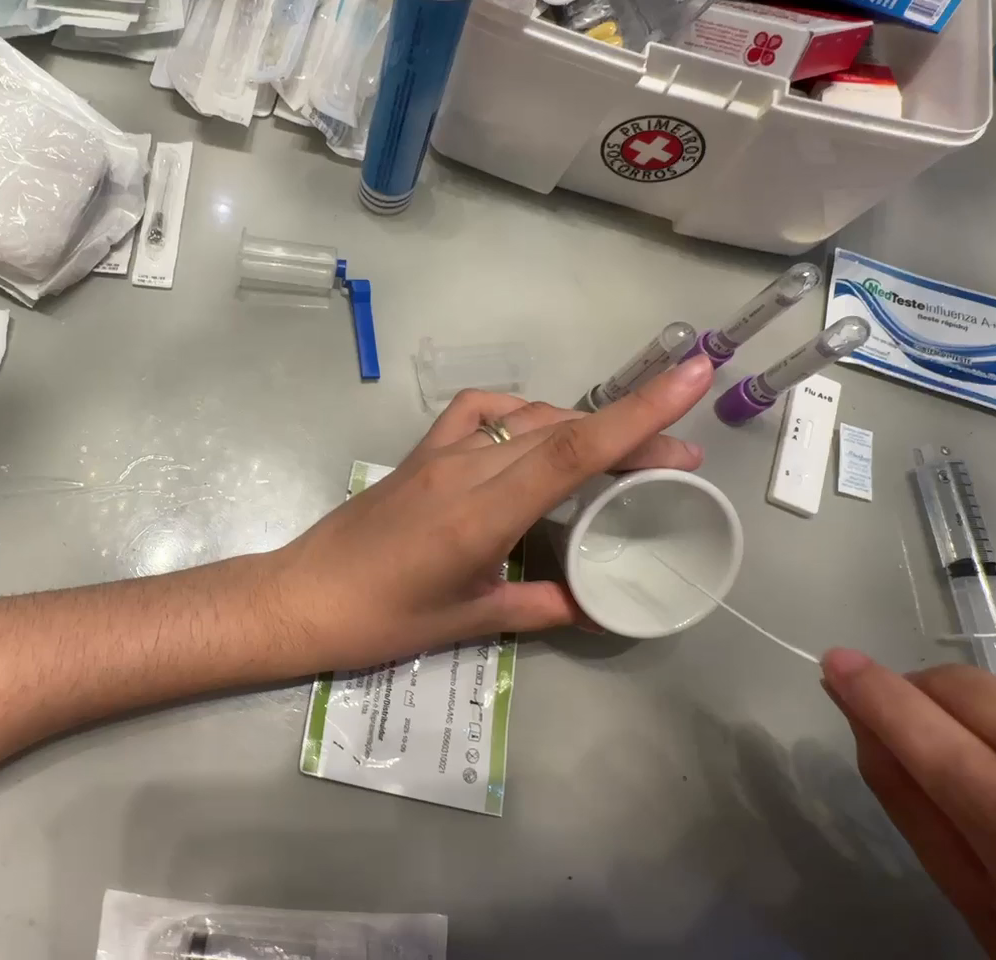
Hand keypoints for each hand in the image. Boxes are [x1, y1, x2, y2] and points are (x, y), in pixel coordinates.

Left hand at [266, 356, 712, 672]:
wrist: (303, 596)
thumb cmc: (380, 620)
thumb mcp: (467, 620)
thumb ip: (538, 605)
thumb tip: (595, 604)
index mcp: (481, 514)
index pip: (572, 451)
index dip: (638, 412)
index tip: (691, 375)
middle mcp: (463, 468)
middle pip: (561, 431)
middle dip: (628, 432)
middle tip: (677, 459)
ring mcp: (436, 454)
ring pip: (525, 418)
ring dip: (579, 425)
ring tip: (617, 452)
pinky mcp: (418, 453)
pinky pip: (477, 413)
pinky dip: (518, 412)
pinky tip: (533, 434)